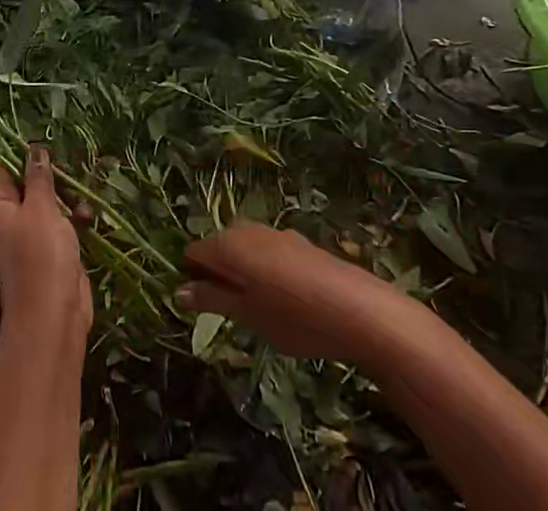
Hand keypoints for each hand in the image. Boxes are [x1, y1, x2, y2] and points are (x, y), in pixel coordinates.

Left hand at [0, 146, 90, 339]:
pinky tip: (89, 220)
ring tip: (82, 202)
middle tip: (72, 168)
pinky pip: (63, 225)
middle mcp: (11, 217)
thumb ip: (38, 178)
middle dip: (51, 176)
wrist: (54, 316)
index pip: (2, 167)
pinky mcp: (53, 250)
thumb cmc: (41, 256)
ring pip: (49, 204)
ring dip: (68, 198)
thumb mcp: (40, 209)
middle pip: (28, 184)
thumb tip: (33, 149)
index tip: (45, 143)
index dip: (20, 152)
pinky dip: (75, 220)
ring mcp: (32, 235)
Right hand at [179, 221, 435, 366]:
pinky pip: (272, 253)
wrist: (369, 315)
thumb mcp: (248, 316)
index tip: (209, 306)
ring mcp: (279, 234)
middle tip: (237, 309)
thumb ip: (211, 300)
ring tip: (265, 308)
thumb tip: (179, 292)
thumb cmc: (298, 318)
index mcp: (227, 244)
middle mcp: (248, 230)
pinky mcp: (304, 244)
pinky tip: (293, 301)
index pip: (192, 253)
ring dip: (246, 272)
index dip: (195, 278)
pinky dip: (270, 271)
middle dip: (221, 273)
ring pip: (247, 250)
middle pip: (219, 247)